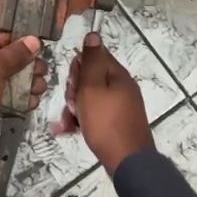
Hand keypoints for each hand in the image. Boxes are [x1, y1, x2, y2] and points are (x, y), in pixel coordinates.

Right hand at [51, 32, 153, 174]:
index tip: (73, 84)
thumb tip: (93, 33)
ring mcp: (121, 105)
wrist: (128, 163)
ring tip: (68, 123)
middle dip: (75, 90)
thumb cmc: (106, 123)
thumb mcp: (92, 88)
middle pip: (90, 77)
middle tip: (73, 104)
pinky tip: (69, 130)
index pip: (94, 56)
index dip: (78, 68)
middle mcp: (121, 86)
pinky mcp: (118, 122)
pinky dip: (83, 119)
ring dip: (75, 107)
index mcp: (117, 75)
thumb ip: (91, 61)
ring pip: (90, 97)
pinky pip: (96, 113)